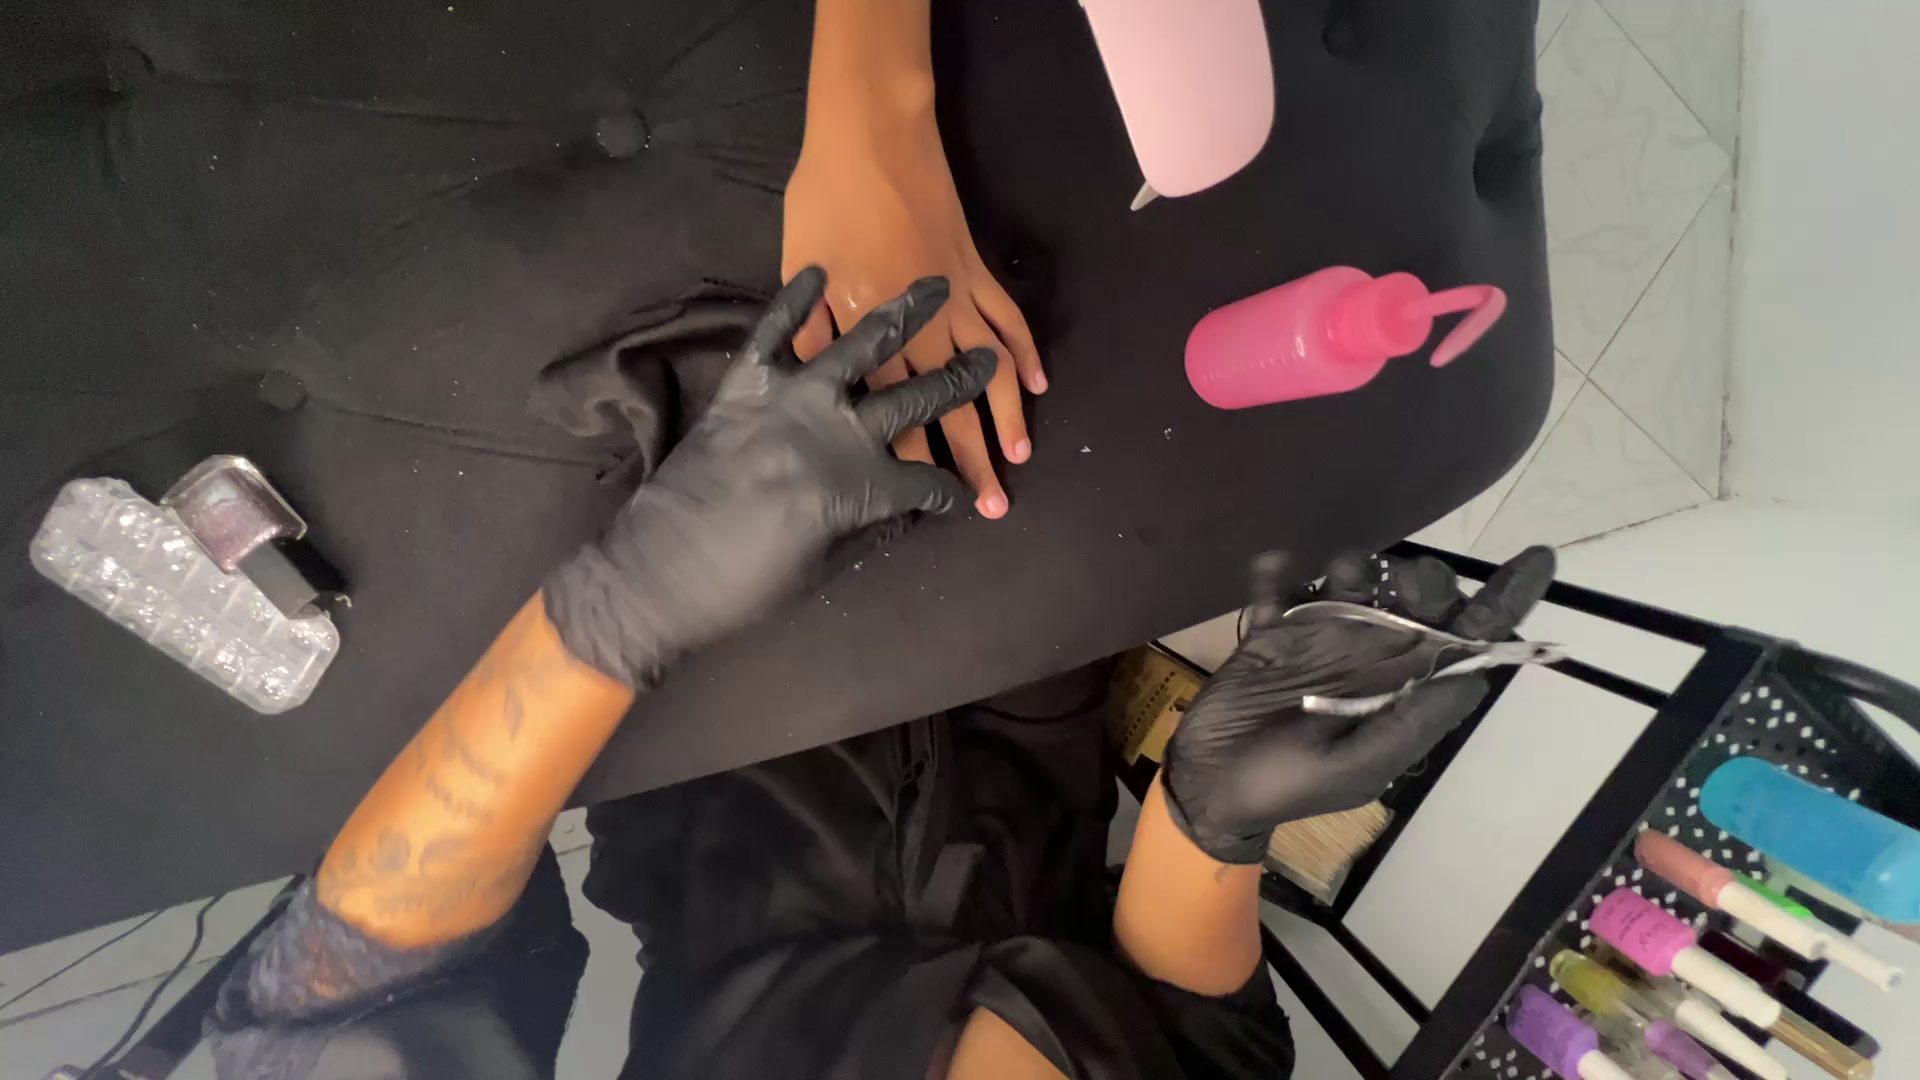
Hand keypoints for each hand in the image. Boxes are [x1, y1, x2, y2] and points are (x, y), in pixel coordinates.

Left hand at [542, 267, 994, 687]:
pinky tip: (819, 272)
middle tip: (986, 362)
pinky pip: (774, 332)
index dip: (950, 492)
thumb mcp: (822, 567)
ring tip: (933, 287)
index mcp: (861, 489)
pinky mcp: (745, 385)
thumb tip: (897, 510)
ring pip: (861, 346)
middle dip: (959, 382)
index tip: (962, 497)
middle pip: (915, 399)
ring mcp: (790, 400)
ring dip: (903, 314)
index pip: (928, 483)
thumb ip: (866, 528)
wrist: (658, 574)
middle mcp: (837, 433)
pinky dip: (794, 301)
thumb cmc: (746, 587)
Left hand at [782, 105, 1043, 519]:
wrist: (871, 135)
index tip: (933, 501)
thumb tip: (813, 396)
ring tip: (1021, 455)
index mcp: (874, 334)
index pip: (899, 413)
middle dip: (974, 458)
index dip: (918, 462)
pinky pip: (1008, 318)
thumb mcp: (800, 274)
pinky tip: (1039, 384)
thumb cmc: (825, 204)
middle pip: (952, 405)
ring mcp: (957, 300)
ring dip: (1007, 416)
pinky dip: (1025, 350)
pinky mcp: (977, 273)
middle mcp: (922, 329)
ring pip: (988, 370)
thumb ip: (810, 338)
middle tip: (995, 503)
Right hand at [1163, 546, 1556, 863]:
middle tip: (1398, 581)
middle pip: (1415, 599)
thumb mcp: (1356, 768)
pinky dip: (1277, 573)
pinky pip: (1280, 588)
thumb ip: (1411, 723)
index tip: (1538, 557)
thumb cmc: (1285, 786)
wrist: (1209, 783)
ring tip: (1338, 571)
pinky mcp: (1270, 632)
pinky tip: (1274, 568)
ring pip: (1353, 582)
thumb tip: (1474, 675)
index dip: (1506, 600)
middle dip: (1423, 579)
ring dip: (1354, 565)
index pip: (1468, 640)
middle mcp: (1368, 657)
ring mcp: (1317, 640)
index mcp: (1401, 692)